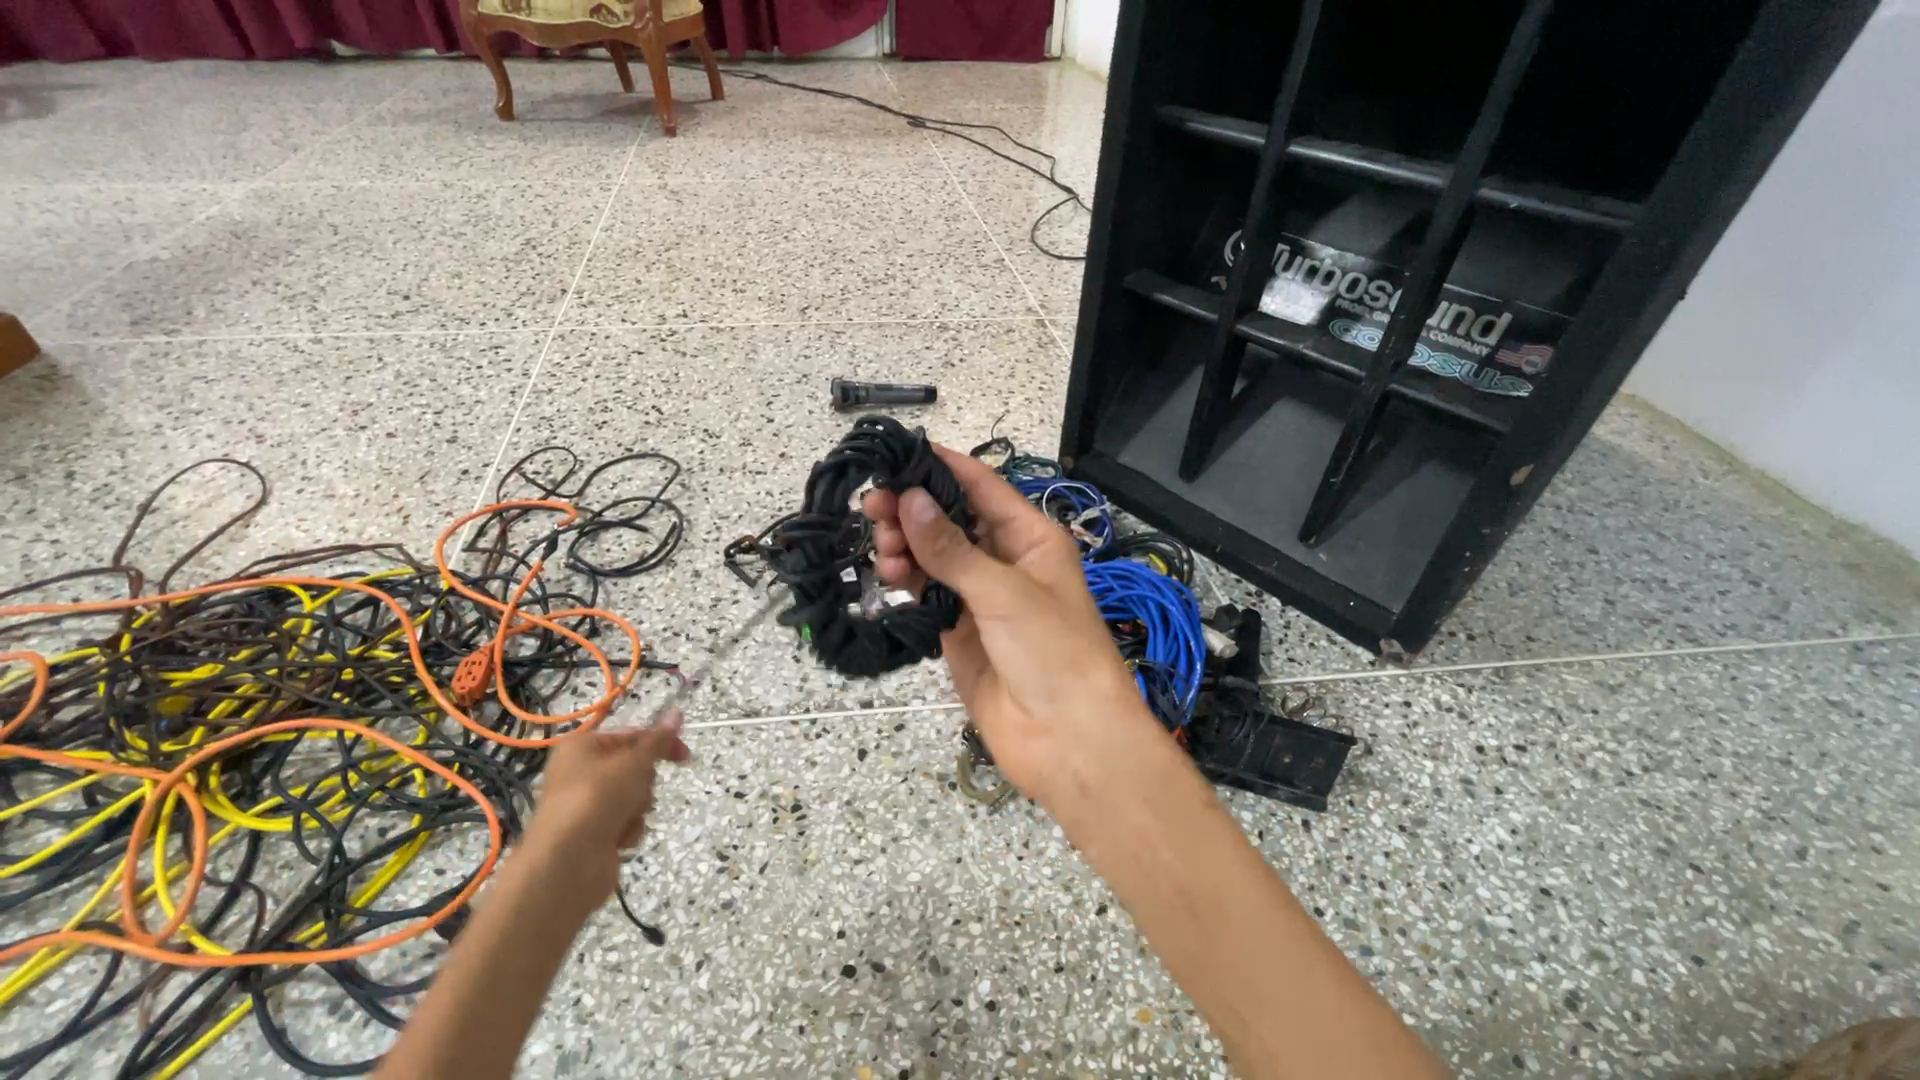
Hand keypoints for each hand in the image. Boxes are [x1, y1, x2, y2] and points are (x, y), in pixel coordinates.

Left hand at [518, 713, 689, 906]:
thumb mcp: (633, 763)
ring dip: (637, 807)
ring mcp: (586, 804)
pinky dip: (628, 829)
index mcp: (582, 746)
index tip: (686, 757)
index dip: (660, 744)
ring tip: (624, 819)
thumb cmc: (596, 799)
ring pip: (633, 796)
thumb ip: (658, 740)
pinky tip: (618, 839)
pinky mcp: (592, 832)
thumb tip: (677, 712)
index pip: (631, 735)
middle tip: (636, 791)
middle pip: (633, 767)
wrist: (566, 862)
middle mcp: (580, 772)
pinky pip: (625, 822)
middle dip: (643, 782)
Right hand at [862, 446, 1158, 804]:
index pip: (983, 488)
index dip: (942, 467)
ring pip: (934, 557)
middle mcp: (1005, 561)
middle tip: (872, 507)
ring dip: (905, 546)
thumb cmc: (1051, 650)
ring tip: (880, 545)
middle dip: (913, 510)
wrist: (1067, 738)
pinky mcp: (958, 632)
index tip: (896, 453)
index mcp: (1032, 538)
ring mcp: (980, 598)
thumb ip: (951, 548)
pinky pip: (927, 594)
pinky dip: (906, 581)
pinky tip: (888, 574)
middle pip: (952, 521)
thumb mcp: (1004, 591)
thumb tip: (907, 498)